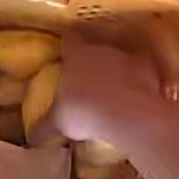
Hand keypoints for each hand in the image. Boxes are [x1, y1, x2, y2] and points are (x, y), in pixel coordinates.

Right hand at [44, 35, 166, 146]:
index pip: (68, 40)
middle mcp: (101, 49)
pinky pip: (140, 72)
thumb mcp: (58, 123)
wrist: (128, 115)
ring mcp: (126, 57)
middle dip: (90, 60)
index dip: (66, 45)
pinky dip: (137, 82)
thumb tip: (30, 139)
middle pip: (94, 47)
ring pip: (117, 59)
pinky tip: (133, 97)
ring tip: (111, 91)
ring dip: (114, 71)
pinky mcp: (147, 69)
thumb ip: (44, 127)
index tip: (64, 53)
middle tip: (85, 78)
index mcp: (75, 55)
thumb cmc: (85, 113)